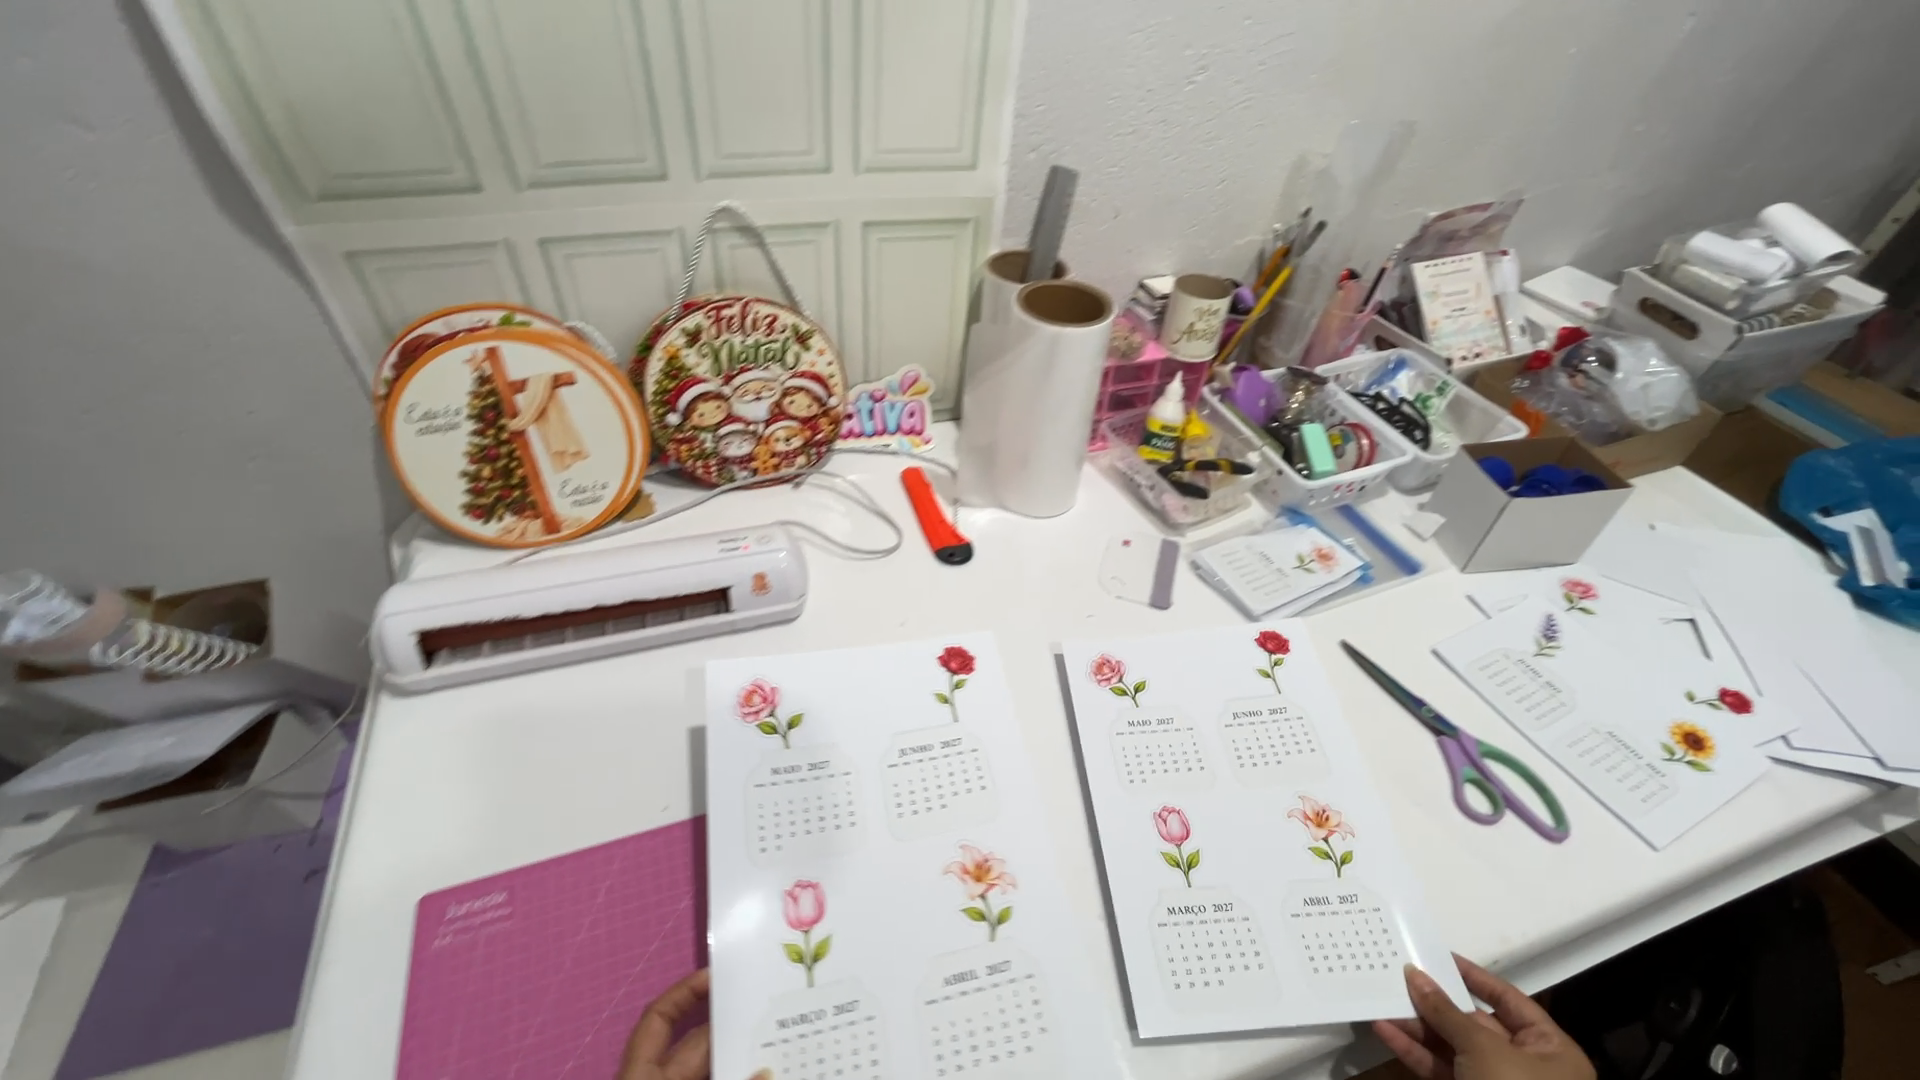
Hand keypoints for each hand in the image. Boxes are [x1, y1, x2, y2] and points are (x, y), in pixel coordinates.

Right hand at [1372, 956, 1594, 1079]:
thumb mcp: (1482, 1047)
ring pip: (1451, 1046)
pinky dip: (1414, 1052)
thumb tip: (1414, 974)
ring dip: (1416, 1026)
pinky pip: (1440, 1069)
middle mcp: (1525, 1065)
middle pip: (1473, 1022)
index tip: (1438, 955)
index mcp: (1549, 1049)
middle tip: (1399, 977)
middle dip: (1434, 1003)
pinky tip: (1384, 1031)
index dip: (1474, 976)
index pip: (1508, 1000)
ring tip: (1381, 1002)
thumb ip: (1446, 1011)